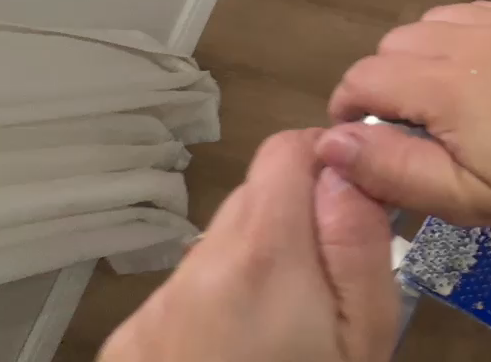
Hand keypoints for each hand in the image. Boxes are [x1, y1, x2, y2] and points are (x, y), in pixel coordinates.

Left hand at [100, 130, 397, 361]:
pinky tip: (237, 347)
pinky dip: (218, 297)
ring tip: (281, 320)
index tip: (351, 194)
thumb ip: (359, 235)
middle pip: (254, 193)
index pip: (284, 149)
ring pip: (221, 240)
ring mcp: (149, 310)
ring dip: (257, 257)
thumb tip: (346, 164)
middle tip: (325, 273)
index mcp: (260, 253)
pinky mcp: (123, 345)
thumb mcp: (367, 326)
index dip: (326, 156)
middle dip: (297, 212)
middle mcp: (194, 268)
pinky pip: (187, 288)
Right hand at [318, 1, 490, 224]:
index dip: (350, 111)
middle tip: (415, 126)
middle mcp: (471, 36)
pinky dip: (458, 35)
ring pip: (430, 22)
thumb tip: (329, 141)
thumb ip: (392, 168)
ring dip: (421, 56)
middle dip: (384, 84)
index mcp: (448, 83)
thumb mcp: (466, 197)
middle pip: (392, 45)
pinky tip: (482, 70)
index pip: (363, 77)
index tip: (371, 142)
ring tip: (448, 98)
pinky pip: (471, 11)